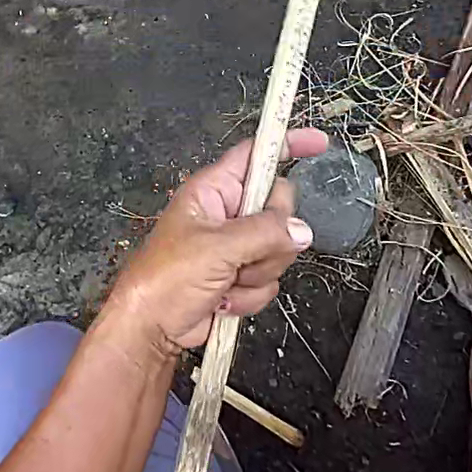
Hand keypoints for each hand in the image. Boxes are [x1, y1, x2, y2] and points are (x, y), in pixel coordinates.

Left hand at [100, 128, 327, 357]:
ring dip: (255, 273)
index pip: (256, 155)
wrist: (152, 328)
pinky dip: (249, 295)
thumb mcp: (216, 248)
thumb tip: (300, 230)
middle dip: (268, 239)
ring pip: (279, 249)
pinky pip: (269, 279)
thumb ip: (264, 233)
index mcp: (214, 191)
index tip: (318, 143)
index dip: (287, 145)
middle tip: (240, 254)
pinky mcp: (241, 275)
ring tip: (223, 281)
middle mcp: (228, 213)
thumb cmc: (165, 278)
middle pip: (279, 208)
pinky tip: (222, 299)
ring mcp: (236, 246)